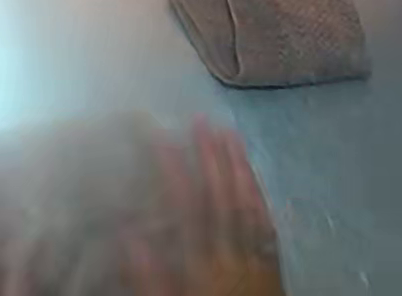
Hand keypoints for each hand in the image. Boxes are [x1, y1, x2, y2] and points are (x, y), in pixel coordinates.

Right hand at [124, 119, 281, 295]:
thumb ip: (148, 279)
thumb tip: (128, 231)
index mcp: (201, 269)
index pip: (185, 207)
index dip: (174, 167)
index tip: (161, 135)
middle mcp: (230, 260)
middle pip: (220, 200)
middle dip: (210, 157)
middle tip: (200, 121)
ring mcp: (255, 265)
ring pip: (247, 207)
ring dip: (238, 168)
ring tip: (229, 133)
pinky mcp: (273, 274)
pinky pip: (268, 230)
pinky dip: (260, 197)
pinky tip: (252, 176)